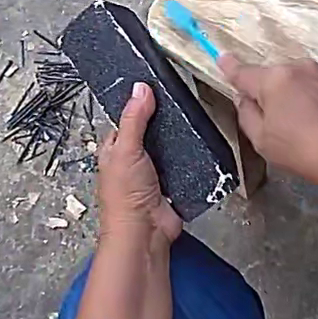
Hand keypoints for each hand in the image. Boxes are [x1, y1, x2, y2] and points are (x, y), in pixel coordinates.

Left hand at [96, 83, 182, 248]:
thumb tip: (140, 88)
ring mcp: (155, 170)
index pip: (129, 118)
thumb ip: (134, 119)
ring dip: (181, 138)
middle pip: (152, 130)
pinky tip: (202, 144)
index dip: (142, 103)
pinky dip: (193, 154)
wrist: (146, 232)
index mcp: (115, 149)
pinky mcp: (175, 181)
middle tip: (185, 100)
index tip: (160, 86)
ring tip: (197, 118)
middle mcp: (134, 158)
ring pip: (170, 145)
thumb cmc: (126, 195)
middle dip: (166, 120)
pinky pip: (185, 161)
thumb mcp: (126, 150)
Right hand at [216, 55, 317, 193]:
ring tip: (309, 127)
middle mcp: (299, 68)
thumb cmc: (304, 149)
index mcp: (273, 80)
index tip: (222, 58)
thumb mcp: (262, 140)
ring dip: (298, 97)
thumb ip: (247, 114)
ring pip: (300, 82)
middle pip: (275, 79)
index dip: (231, 68)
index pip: (244, 73)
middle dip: (272, 95)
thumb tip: (246, 98)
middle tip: (280, 126)